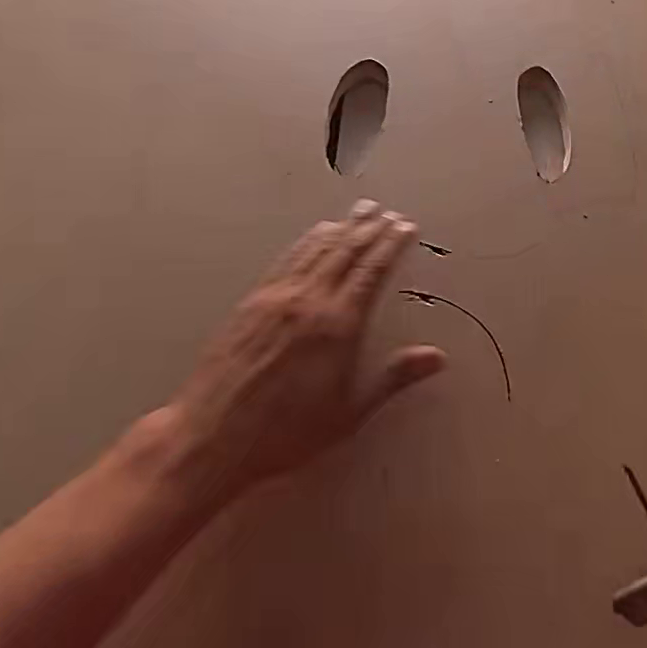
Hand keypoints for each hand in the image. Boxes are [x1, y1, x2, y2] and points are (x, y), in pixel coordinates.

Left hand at [168, 200, 448, 495]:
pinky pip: (286, 260)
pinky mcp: (251, 303)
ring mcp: (276, 299)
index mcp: (337, 325)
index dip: (391, 245)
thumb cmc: (283, 433)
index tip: (404, 228)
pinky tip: (312, 236)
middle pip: (345, 251)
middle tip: (384, 212)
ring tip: (355, 213)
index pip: (371, 270)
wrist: (213, 435)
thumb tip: (433, 357)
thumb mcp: (349, 413)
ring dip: (340, 228)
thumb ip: (393, 378)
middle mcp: (307, 302)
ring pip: (316, 250)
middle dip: (369, 228)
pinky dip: (305, 242)